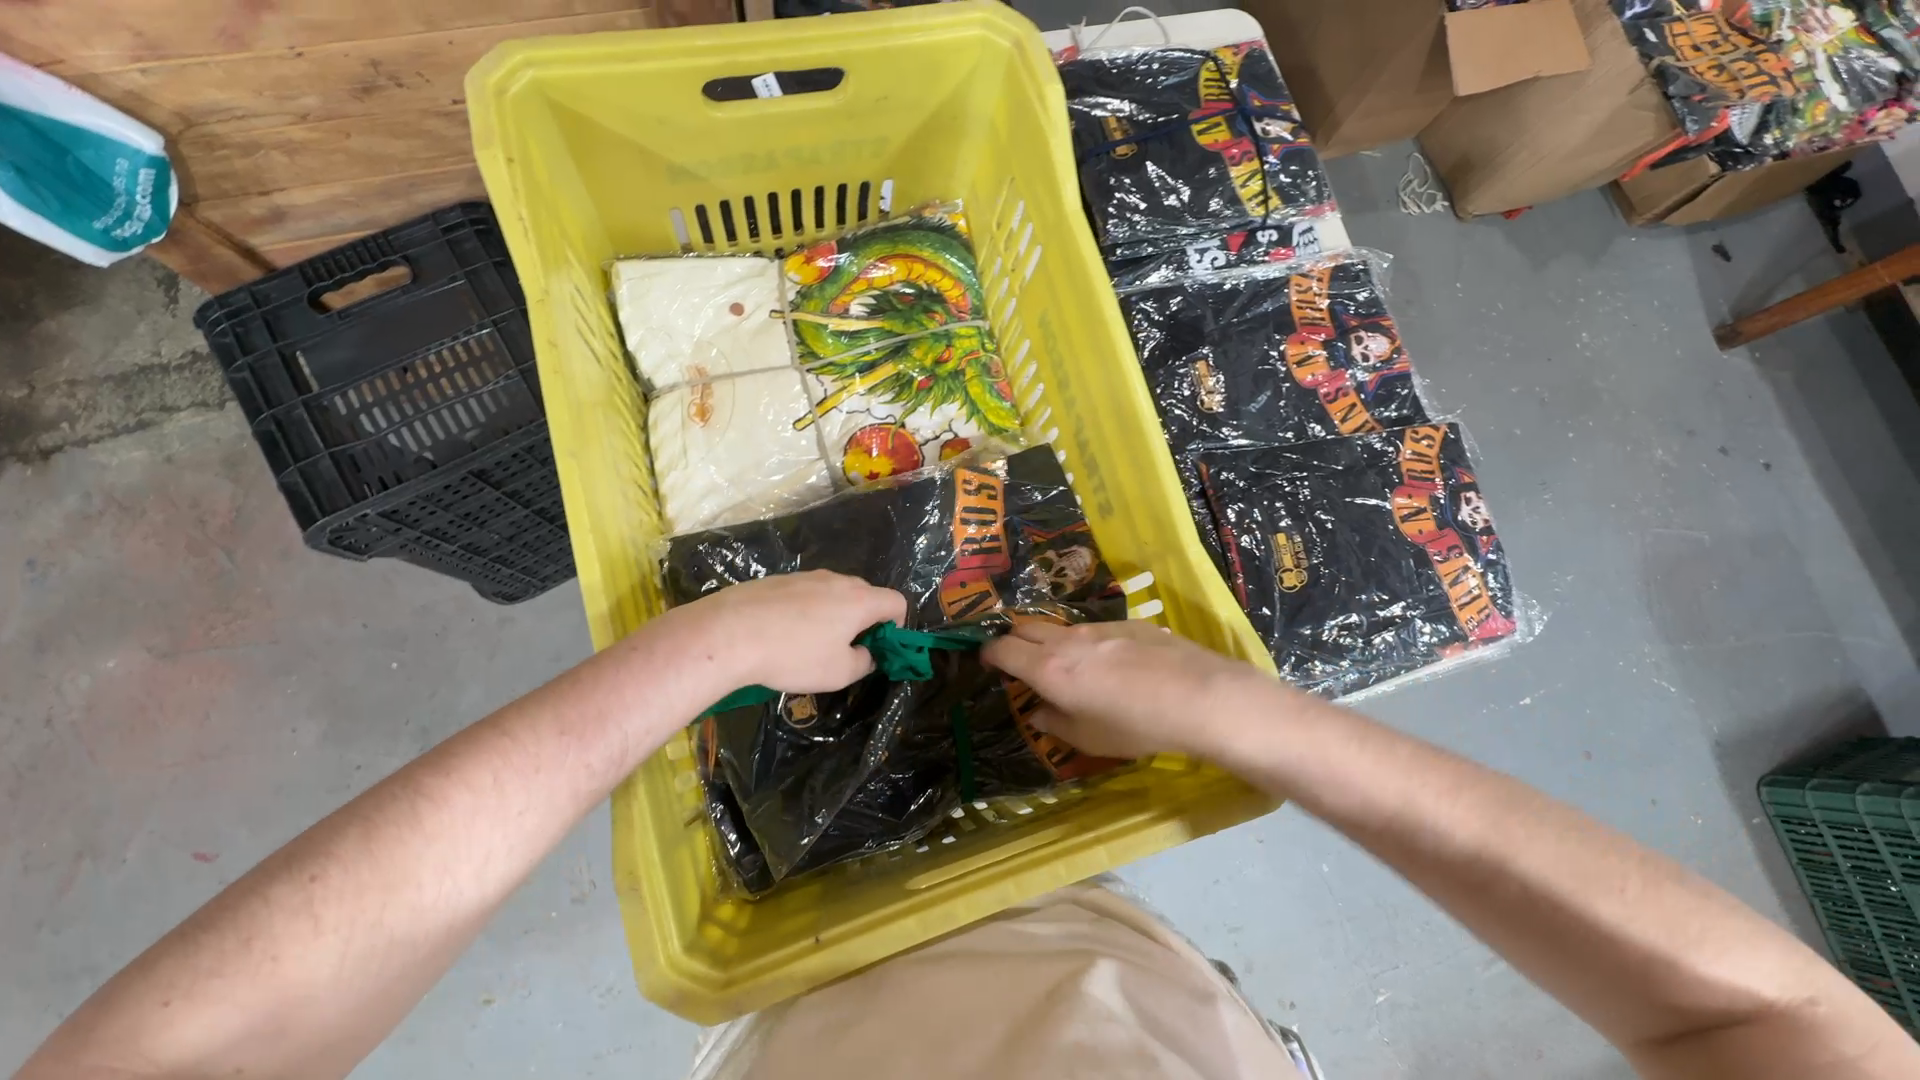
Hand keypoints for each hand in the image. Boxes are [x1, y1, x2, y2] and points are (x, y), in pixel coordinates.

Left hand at [677, 570, 907, 693]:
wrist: (729, 632)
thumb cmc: (793, 655)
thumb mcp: (838, 673)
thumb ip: (863, 662)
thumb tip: (865, 652)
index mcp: (860, 600)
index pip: (897, 602)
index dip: (897, 625)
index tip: (878, 647)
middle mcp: (837, 580)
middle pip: (865, 595)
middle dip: (864, 620)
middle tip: (845, 649)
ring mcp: (805, 576)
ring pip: (832, 593)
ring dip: (833, 615)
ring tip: (809, 644)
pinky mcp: (776, 579)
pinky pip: (804, 594)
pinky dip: (804, 611)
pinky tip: (781, 634)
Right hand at [981, 620, 1296, 759]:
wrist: (1199, 697)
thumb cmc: (1136, 726)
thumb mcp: (1089, 739)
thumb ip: (1056, 724)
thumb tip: (1038, 712)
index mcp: (1048, 670)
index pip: (1002, 649)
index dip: (988, 654)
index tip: (986, 663)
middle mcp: (1067, 641)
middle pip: (1026, 628)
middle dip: (1014, 641)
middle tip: (1017, 662)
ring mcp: (1100, 627)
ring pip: (1062, 628)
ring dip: (1052, 642)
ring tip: (1065, 666)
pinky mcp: (1130, 624)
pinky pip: (1095, 629)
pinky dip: (1087, 642)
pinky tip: (1111, 665)